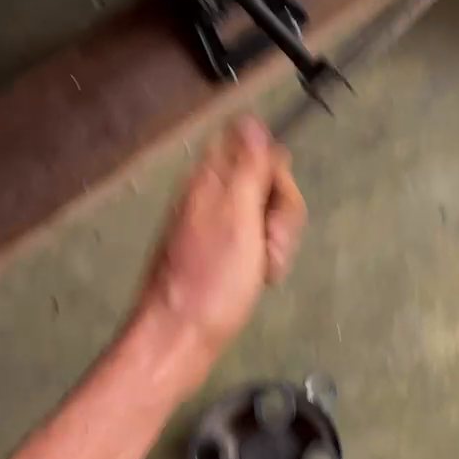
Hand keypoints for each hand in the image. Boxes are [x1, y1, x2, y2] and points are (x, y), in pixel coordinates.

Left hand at [136, 117, 305, 352]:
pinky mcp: (222, 252)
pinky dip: (266, 258)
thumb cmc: (211, 282)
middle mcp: (212, 196)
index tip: (271, 206)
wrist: (178, 340)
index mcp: (211, 181)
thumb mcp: (236, 218)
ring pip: (267, 214)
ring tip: (263, 268)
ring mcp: (217, 225)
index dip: (276, 176)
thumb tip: (250, 118)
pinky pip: (257, 239)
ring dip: (277, 240)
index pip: (260, 151)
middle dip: (280, 214)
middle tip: (267, 244)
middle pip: (269, 183)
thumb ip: (247, 168)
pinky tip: (259, 277)